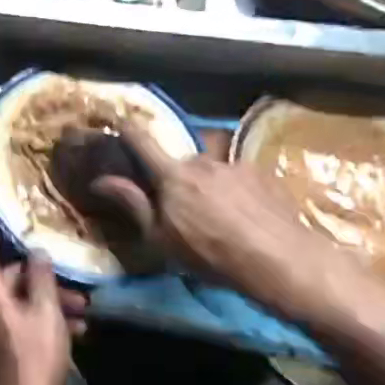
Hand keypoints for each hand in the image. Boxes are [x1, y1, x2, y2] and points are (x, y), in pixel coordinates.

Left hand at [0, 224, 78, 384]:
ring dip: (48, 300)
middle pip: (6, 278)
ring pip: (17, 300)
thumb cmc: (34, 356)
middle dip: (39, 277)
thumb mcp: (45, 312)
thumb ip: (40, 278)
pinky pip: (19, 319)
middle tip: (72, 283)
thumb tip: (36, 252)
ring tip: (83, 310)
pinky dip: (42, 318)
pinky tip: (76, 330)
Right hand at [88, 126, 373, 318]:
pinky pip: (236, 176)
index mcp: (171, 175)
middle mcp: (201, 161)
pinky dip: (233, 189)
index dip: (126, 129)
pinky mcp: (263, 174)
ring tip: (217, 213)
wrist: (285, 262)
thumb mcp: (161, 238)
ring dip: (206, 183)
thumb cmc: (212, 254)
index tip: (117, 121)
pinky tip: (243, 215)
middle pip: (178, 160)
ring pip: (209, 168)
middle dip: (174, 175)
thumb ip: (132, 203)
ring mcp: (235, 165)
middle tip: (180, 203)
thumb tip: (100, 180)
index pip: (141, 141)